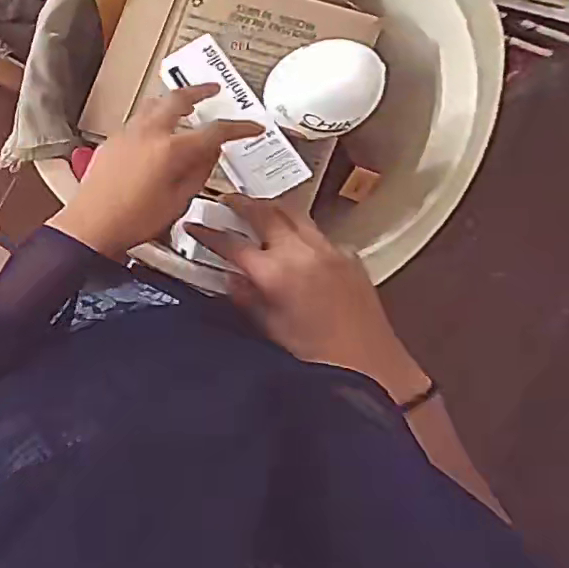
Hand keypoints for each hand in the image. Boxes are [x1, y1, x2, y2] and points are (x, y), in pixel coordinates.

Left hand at [47, 84, 262, 259]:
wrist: (91, 226)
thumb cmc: (132, 220)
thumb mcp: (178, 201)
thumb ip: (199, 171)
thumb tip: (211, 152)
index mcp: (170, 150)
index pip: (213, 131)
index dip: (237, 128)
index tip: (251, 127)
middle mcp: (148, 133)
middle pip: (178, 98)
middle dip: (200, 91)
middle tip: (213, 90)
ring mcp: (127, 133)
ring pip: (154, 104)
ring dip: (173, 100)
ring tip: (186, 104)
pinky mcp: (113, 140)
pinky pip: (138, 119)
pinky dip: (154, 116)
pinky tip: (158, 129)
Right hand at [188, 196, 429, 401]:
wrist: (373, 366)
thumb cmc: (321, 357)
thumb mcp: (270, 329)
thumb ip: (246, 298)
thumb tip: (231, 279)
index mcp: (275, 273)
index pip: (232, 243)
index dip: (208, 233)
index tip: (195, 227)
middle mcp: (301, 253)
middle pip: (264, 212)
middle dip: (241, 203)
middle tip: (226, 201)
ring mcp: (328, 250)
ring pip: (293, 212)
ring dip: (271, 207)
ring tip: (257, 208)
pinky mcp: (348, 256)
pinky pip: (318, 231)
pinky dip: (300, 229)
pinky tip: (295, 241)